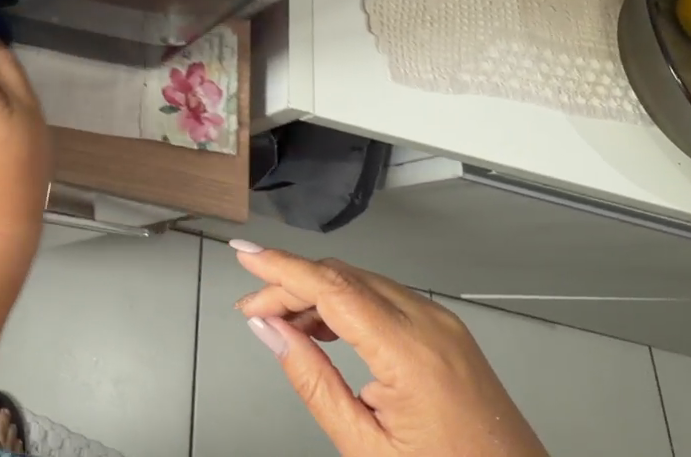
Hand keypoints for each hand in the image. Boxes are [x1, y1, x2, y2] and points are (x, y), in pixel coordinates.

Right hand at [232, 244, 546, 456]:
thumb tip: (269, 328)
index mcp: (411, 352)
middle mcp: (430, 323)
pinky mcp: (448, 332)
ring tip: (281, 321)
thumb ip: (312, 381)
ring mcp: (444, 324)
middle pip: (342, 277)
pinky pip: (383, 298)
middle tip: (253, 311)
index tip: (242, 253)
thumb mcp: (366, 447)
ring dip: (316, 292)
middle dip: (291, 284)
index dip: (281, 266)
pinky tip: (322, 327)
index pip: (330, 288)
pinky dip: (345, 302)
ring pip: (360, 282)